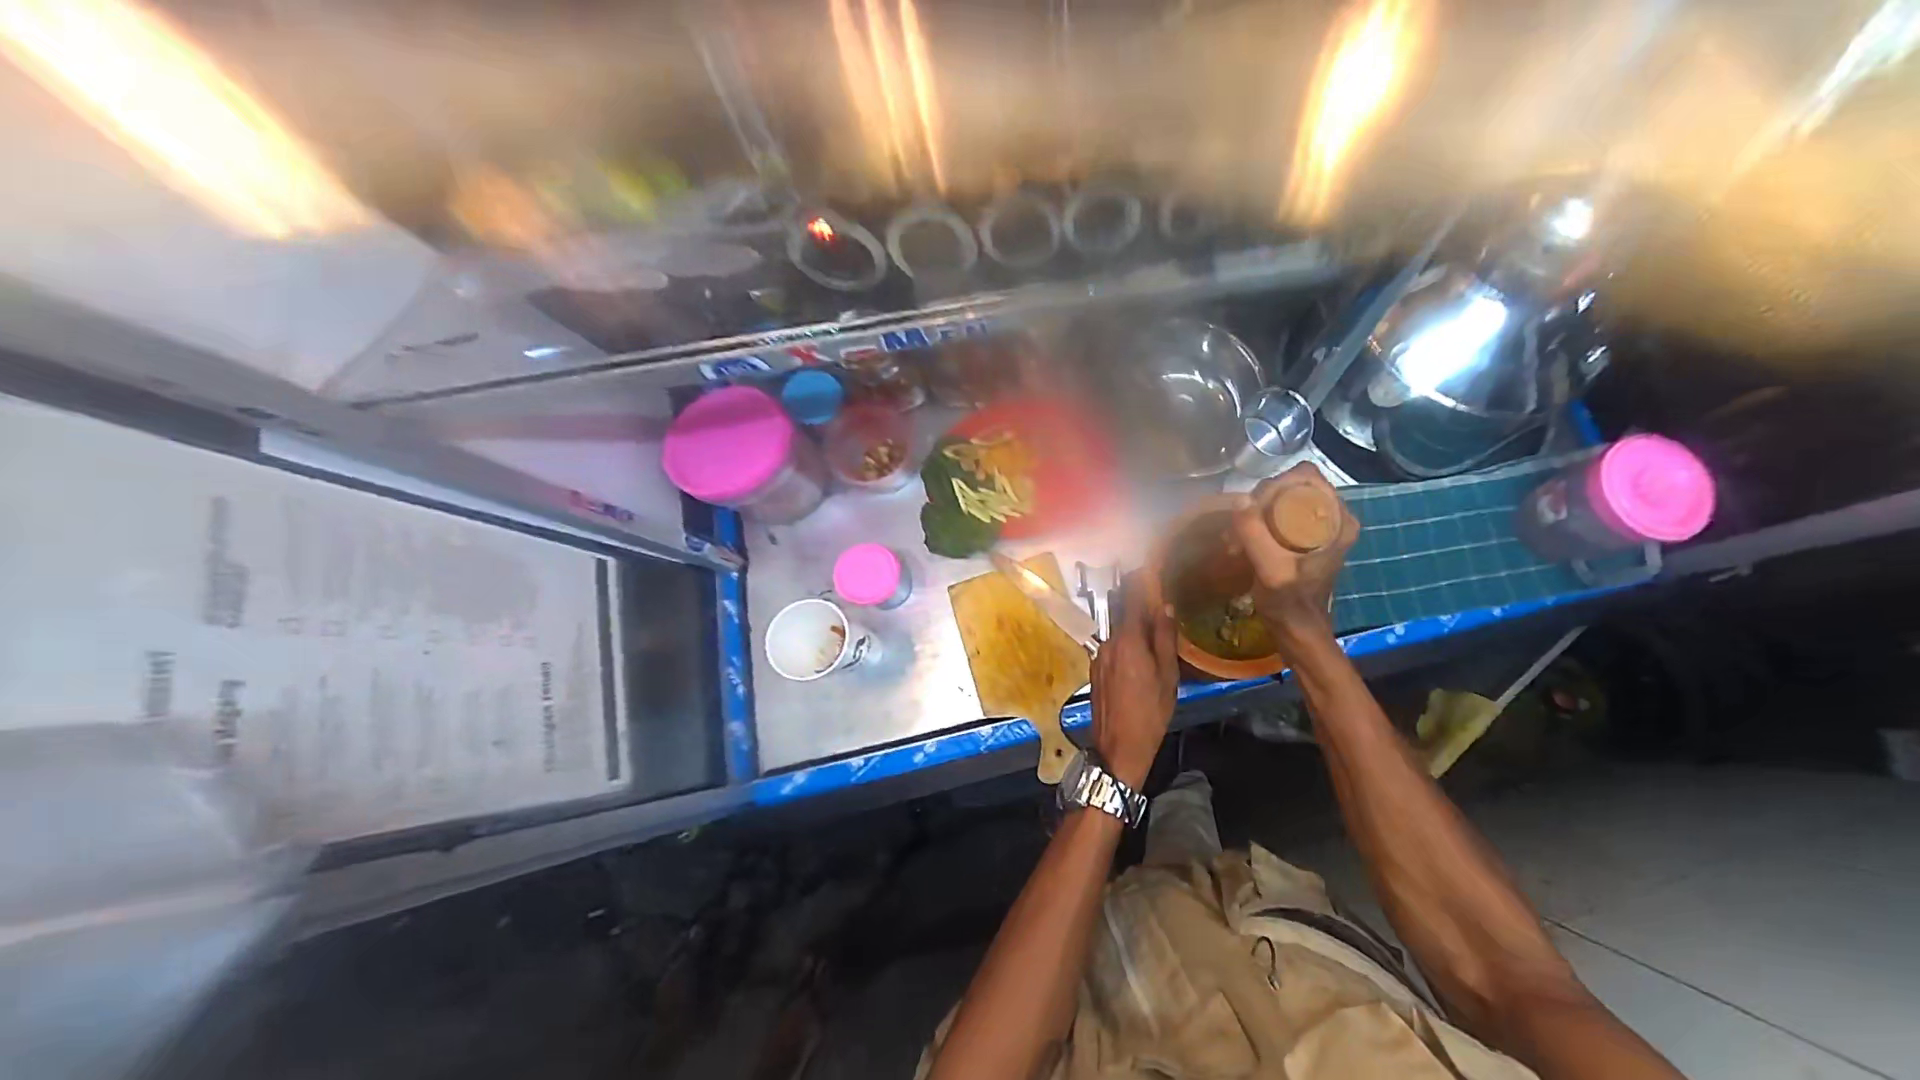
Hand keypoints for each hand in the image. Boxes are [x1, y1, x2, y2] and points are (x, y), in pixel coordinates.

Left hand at [1090, 570, 1178, 788]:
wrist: (1118, 746)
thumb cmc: (1150, 713)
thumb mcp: (1167, 676)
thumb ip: (1165, 639)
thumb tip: (1165, 607)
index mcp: (1128, 641)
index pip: (1133, 598)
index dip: (1140, 578)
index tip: (1148, 562)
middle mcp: (1109, 642)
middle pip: (1123, 610)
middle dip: (1137, 597)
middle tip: (1153, 585)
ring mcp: (1099, 655)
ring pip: (1118, 628)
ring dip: (1132, 620)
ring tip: (1151, 617)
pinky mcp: (1096, 667)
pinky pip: (1113, 643)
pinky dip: (1126, 638)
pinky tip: (1140, 647)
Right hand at [1232, 463, 1358, 647]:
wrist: (1298, 631)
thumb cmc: (1289, 603)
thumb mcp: (1271, 569)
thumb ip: (1255, 534)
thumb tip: (1239, 499)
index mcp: (1339, 520)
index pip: (1305, 477)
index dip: (1276, 485)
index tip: (1254, 507)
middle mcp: (1333, 517)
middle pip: (1291, 485)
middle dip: (1260, 501)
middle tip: (1241, 526)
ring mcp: (1319, 527)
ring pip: (1281, 499)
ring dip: (1254, 513)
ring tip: (1237, 538)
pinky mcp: (1304, 537)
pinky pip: (1278, 514)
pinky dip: (1258, 523)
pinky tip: (1242, 541)